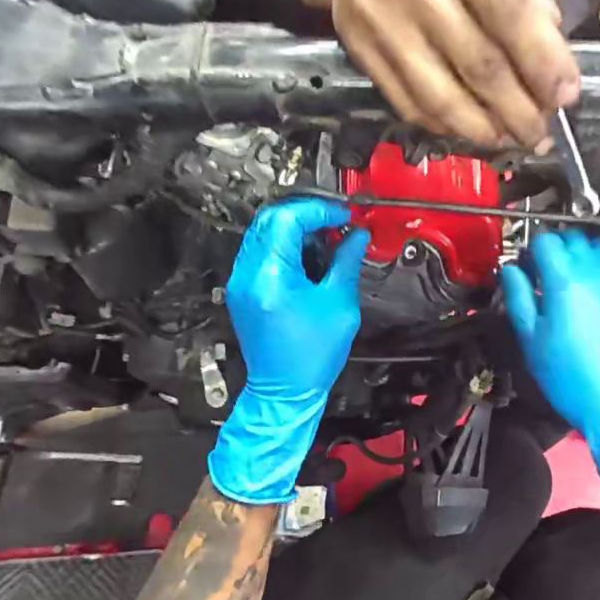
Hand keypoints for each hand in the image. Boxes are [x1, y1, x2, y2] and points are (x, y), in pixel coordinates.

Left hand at [210, 199, 369, 503]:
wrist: (284, 390)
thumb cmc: (310, 356)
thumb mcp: (339, 303)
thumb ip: (346, 262)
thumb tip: (356, 236)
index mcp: (271, 275)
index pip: (288, 218)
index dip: (320, 210)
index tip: (343, 215)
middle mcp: (248, 274)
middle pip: (271, 219)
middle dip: (308, 215)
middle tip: (336, 223)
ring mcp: (242, 281)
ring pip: (266, 233)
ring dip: (297, 229)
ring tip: (327, 242)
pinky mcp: (245, 290)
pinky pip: (263, 253)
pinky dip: (287, 247)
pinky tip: (311, 258)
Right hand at [287, 0, 579, 148]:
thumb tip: (550, 43)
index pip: (507, 6)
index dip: (543, 58)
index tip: (566, 95)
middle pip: (478, 62)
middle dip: (519, 108)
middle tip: (543, 133)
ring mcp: (381, 22)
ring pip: (442, 96)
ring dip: (485, 129)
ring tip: (513, 140)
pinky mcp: (363, 54)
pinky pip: (410, 104)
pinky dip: (447, 126)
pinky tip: (472, 132)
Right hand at [501, 232, 599, 559]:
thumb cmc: (576, 382)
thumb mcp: (533, 342)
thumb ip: (519, 299)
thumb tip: (510, 273)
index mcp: (566, 282)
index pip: (546, 241)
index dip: (532, 250)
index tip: (528, 265)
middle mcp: (598, 273)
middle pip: (574, 239)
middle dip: (557, 250)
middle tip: (546, 273)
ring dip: (584, 256)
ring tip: (574, 281)